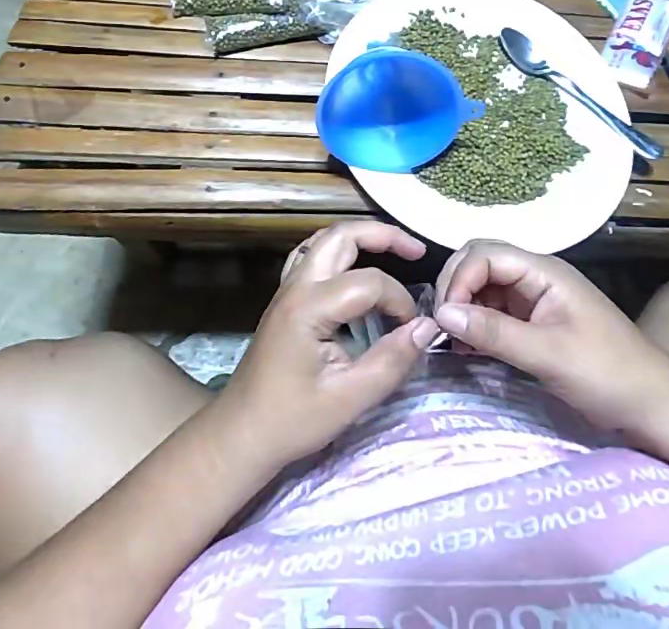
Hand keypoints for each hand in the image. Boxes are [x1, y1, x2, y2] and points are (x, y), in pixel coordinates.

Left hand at [213, 222, 436, 467]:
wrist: (241, 431)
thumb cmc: (292, 419)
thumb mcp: (350, 399)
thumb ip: (391, 360)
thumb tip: (427, 327)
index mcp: (309, 308)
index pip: (368, 282)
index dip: (400, 301)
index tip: (413, 331)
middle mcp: (296, 286)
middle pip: (341, 236)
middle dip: (382, 236)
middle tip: (417, 251)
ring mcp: (287, 288)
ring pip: (324, 240)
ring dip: (360, 238)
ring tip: (393, 252)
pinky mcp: (285, 298)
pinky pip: (313, 257)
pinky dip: (340, 253)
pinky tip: (356, 270)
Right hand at [432, 240, 668, 430]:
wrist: (656, 406)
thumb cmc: (608, 374)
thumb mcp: (548, 354)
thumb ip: (494, 332)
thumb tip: (441, 314)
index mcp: (543, 271)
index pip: (484, 254)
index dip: (459, 279)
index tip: (445, 317)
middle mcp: (535, 275)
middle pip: (479, 261)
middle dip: (455, 287)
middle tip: (443, 324)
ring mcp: (533, 297)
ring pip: (482, 285)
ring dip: (462, 306)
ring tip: (453, 338)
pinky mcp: (532, 319)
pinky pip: (492, 308)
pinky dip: (474, 322)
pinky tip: (468, 345)